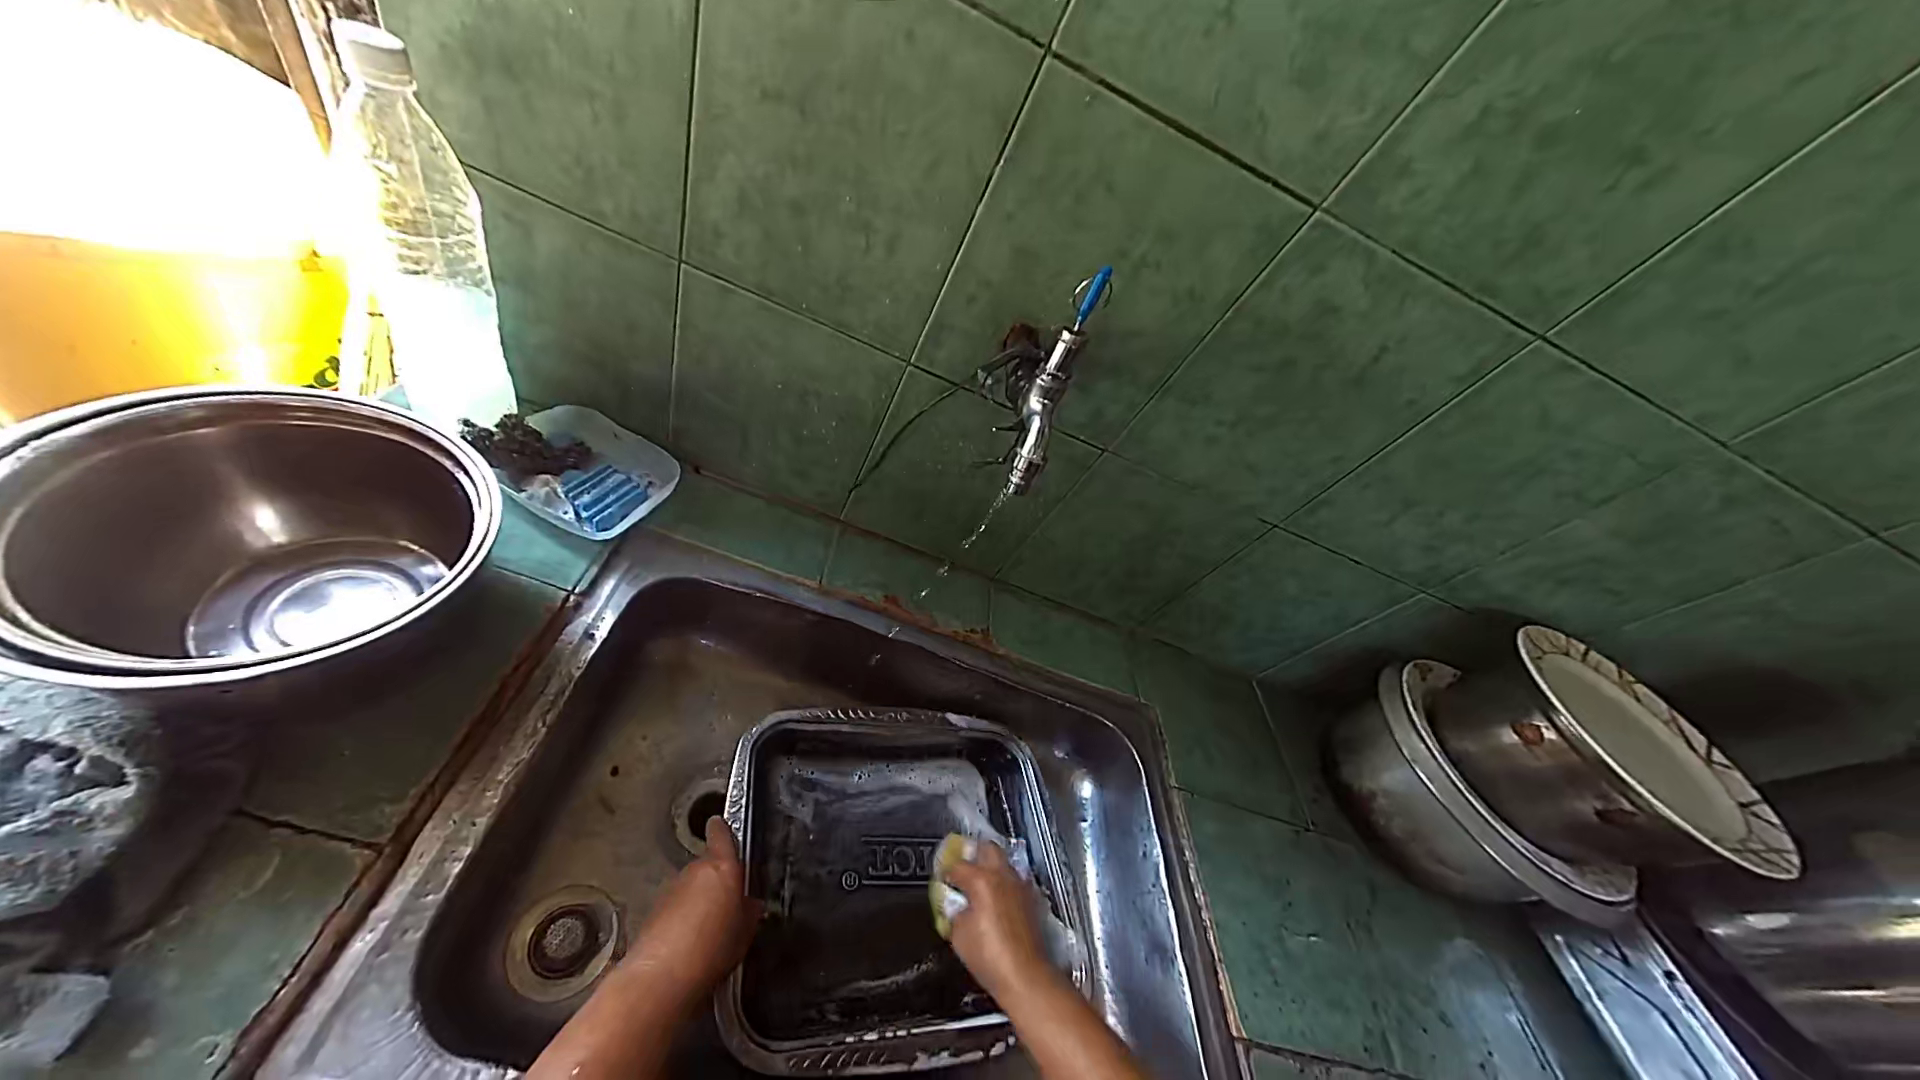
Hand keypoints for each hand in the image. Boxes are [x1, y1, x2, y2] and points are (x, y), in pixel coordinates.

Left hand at [618, 817, 763, 1001]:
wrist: (659, 979)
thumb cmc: (711, 950)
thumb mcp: (746, 930)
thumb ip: (750, 909)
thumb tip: (750, 904)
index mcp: (722, 867)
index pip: (721, 834)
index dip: (723, 829)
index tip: (721, 824)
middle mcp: (694, 871)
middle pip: (708, 865)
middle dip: (717, 881)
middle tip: (729, 904)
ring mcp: (670, 890)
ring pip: (691, 887)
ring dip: (698, 900)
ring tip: (708, 930)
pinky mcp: (653, 912)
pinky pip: (675, 906)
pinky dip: (682, 917)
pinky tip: (689, 943)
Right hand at [945, 840, 1055, 1001]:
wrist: (1026, 976)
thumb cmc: (988, 956)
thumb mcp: (959, 935)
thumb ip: (954, 912)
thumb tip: (956, 904)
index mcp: (981, 880)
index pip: (958, 865)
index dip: (946, 870)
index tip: (942, 878)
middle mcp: (1003, 875)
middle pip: (987, 848)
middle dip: (974, 854)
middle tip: (963, 868)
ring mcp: (1020, 885)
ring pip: (1004, 863)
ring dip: (991, 868)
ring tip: (980, 885)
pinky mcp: (1032, 898)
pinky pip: (1015, 880)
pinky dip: (1004, 884)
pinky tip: (998, 900)